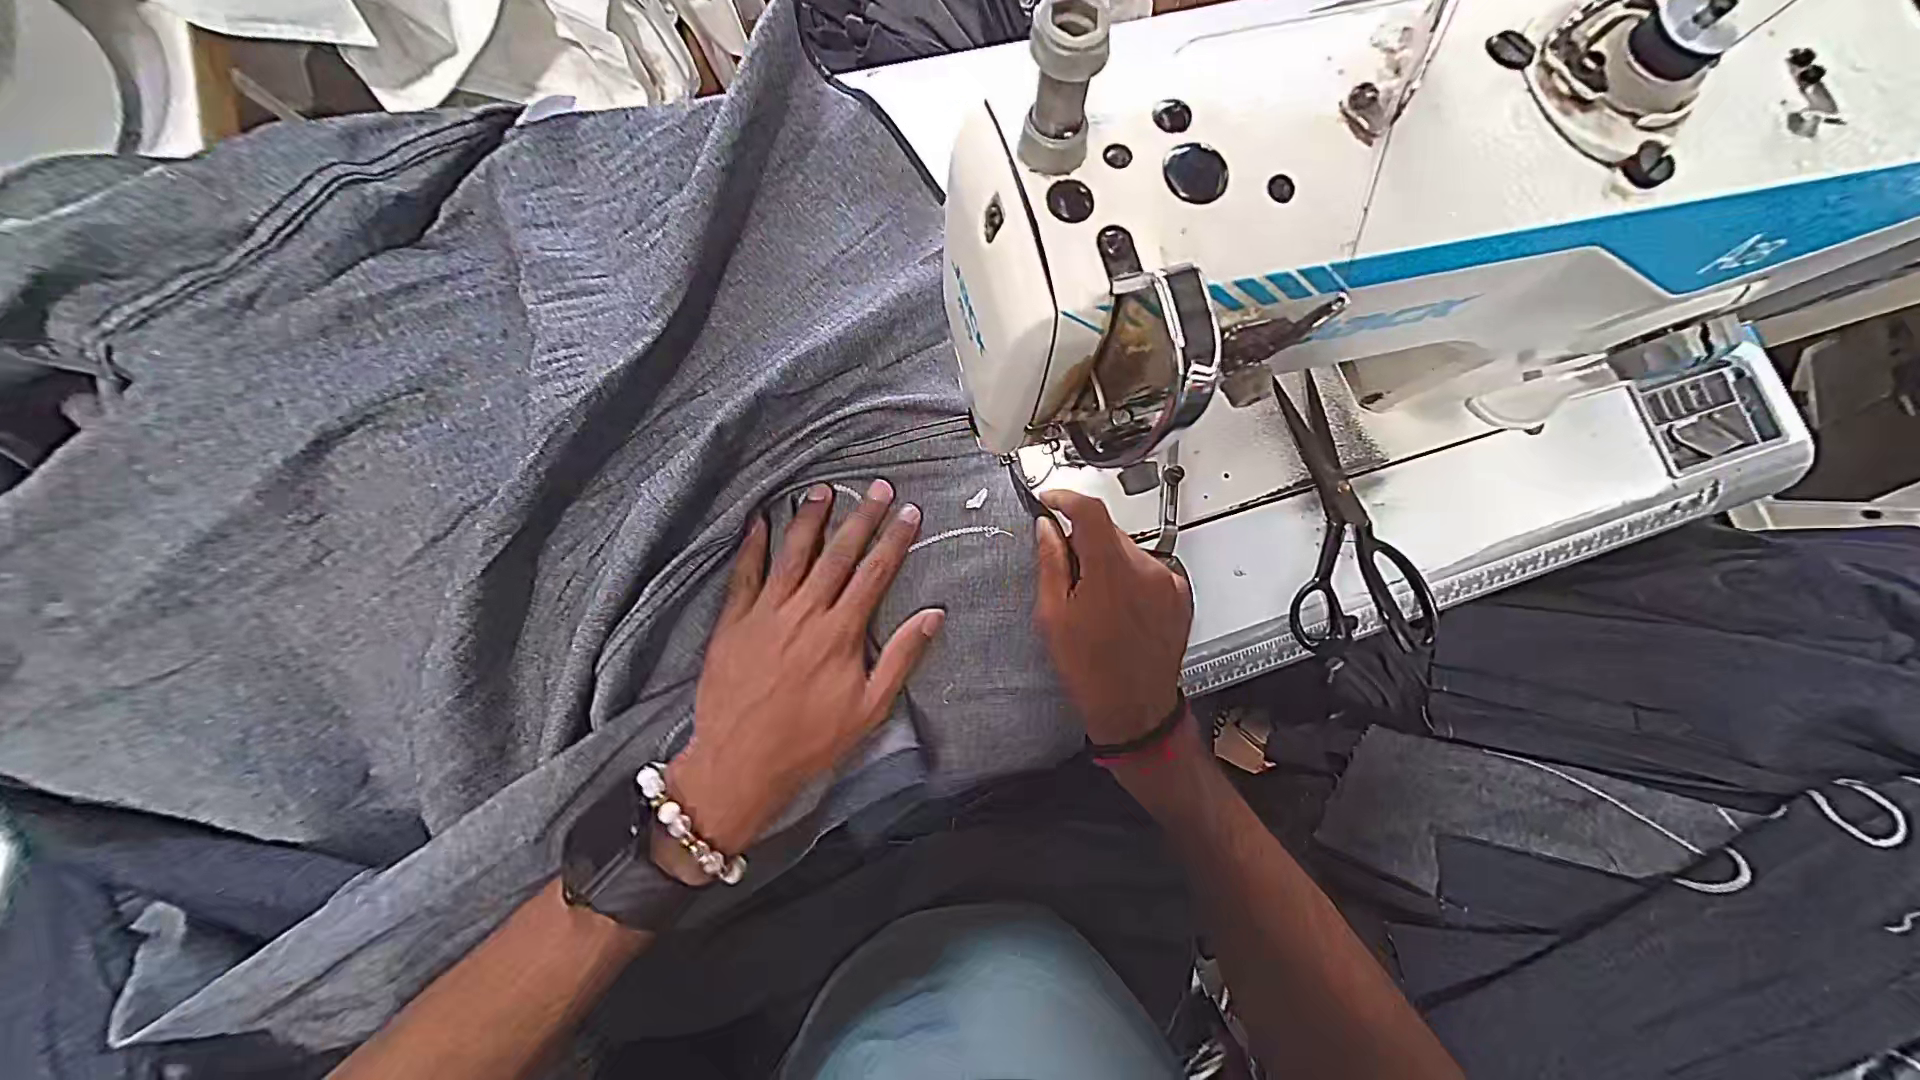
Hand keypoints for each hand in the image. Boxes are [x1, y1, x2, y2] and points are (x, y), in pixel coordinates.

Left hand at [666, 479, 943, 869]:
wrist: (739, 763)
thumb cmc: (810, 741)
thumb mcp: (870, 708)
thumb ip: (901, 657)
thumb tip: (933, 616)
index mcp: (840, 632)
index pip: (875, 573)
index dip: (895, 539)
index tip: (909, 512)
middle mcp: (805, 612)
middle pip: (839, 553)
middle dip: (862, 517)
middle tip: (877, 487)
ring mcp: (765, 613)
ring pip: (792, 554)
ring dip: (810, 519)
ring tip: (823, 490)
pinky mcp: (733, 622)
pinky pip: (744, 575)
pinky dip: (752, 545)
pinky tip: (759, 522)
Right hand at [1032, 489, 1191, 744]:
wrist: (1134, 707)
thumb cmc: (1093, 671)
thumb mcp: (1053, 615)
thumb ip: (1051, 562)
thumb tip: (1047, 527)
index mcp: (1111, 571)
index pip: (1090, 510)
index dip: (1066, 498)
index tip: (1052, 500)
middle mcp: (1146, 570)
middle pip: (1109, 529)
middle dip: (1085, 541)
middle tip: (1068, 572)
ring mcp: (1168, 582)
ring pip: (1128, 549)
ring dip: (1108, 560)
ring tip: (1096, 601)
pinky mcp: (1180, 594)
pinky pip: (1148, 568)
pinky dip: (1130, 576)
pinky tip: (1118, 608)